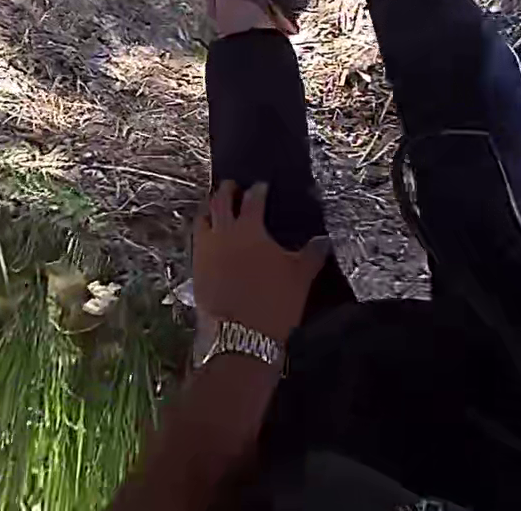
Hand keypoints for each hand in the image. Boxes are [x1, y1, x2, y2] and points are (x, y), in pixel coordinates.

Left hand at [192, 181, 329, 342]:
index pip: (253, 199)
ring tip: (215, 207)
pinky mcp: (196, 268)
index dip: (258, 190)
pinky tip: (209, 238)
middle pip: (220, 201)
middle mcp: (224, 232)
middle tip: (232, 185)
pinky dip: (202, 233)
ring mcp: (206, 249)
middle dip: (227, 190)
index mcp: (249, 228)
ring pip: (203, 218)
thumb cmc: (274, 301)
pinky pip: (197, 241)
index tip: (262, 185)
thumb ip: (311, 253)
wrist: (241, 337)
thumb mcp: (300, 276)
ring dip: (209, 209)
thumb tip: (324, 239)